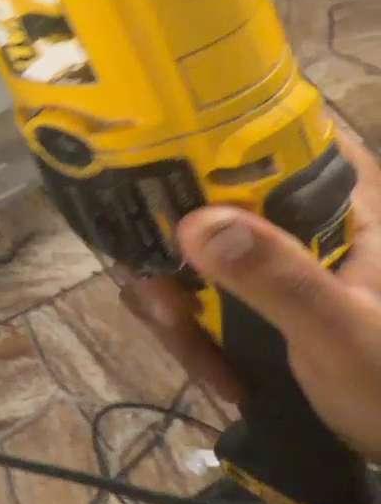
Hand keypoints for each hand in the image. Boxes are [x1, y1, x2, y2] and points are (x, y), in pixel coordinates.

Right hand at [120, 127, 380, 458]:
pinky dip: (183, 326)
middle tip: (165, 292)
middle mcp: (307, 229)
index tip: (151, 154)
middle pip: (206, 201)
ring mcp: (273, 267)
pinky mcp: (252, 300)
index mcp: (352, 216)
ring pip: (186, 250)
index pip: (280, 143)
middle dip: (167, 245)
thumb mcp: (346, 339)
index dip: (214, 137)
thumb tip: (196, 221)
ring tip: (191, 345)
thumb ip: (280, 280)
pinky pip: (189, 292)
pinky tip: (209, 365)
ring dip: (169, 297)